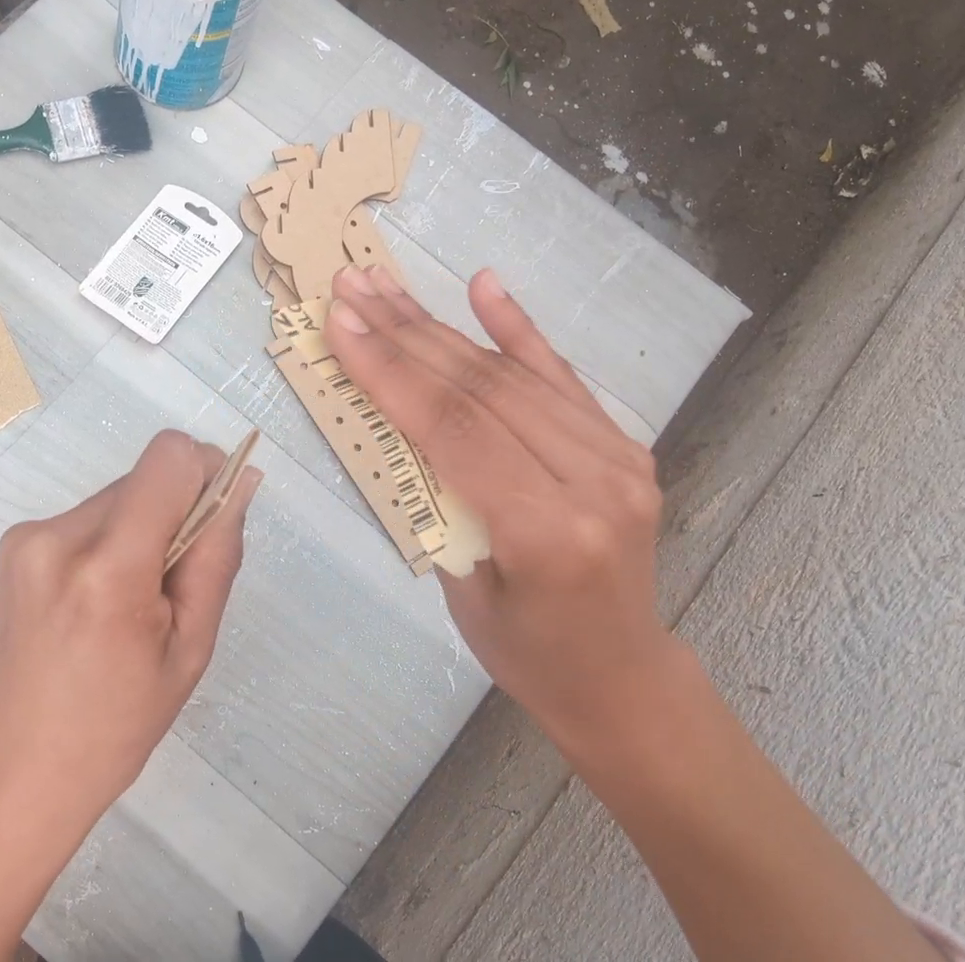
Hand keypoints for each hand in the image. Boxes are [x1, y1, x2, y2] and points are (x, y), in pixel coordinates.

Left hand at [0, 429, 261, 830]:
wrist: (20, 768)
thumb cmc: (118, 725)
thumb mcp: (191, 648)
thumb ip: (216, 556)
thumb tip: (239, 482)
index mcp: (108, 567)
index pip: (167, 458)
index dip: (205, 472)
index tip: (214, 522)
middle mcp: (57, 535)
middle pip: (143, 478)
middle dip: (174, 515)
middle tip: (170, 592)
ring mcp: (26, 538)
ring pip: (116, 497)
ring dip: (141, 531)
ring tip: (129, 606)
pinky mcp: (13, 546)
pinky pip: (84, 519)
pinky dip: (109, 543)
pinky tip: (98, 603)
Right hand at [326, 263, 678, 749]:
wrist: (623, 678)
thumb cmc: (528, 655)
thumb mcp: (462, 592)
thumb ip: (436, 502)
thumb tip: (392, 421)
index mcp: (547, 529)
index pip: (454, 429)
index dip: (390, 371)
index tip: (340, 324)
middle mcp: (593, 481)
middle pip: (481, 389)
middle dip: (404, 333)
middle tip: (351, 288)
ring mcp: (618, 458)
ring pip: (512, 376)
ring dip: (441, 327)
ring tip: (386, 289)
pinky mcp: (624, 447)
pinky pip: (561, 380)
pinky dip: (518, 331)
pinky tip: (484, 286)